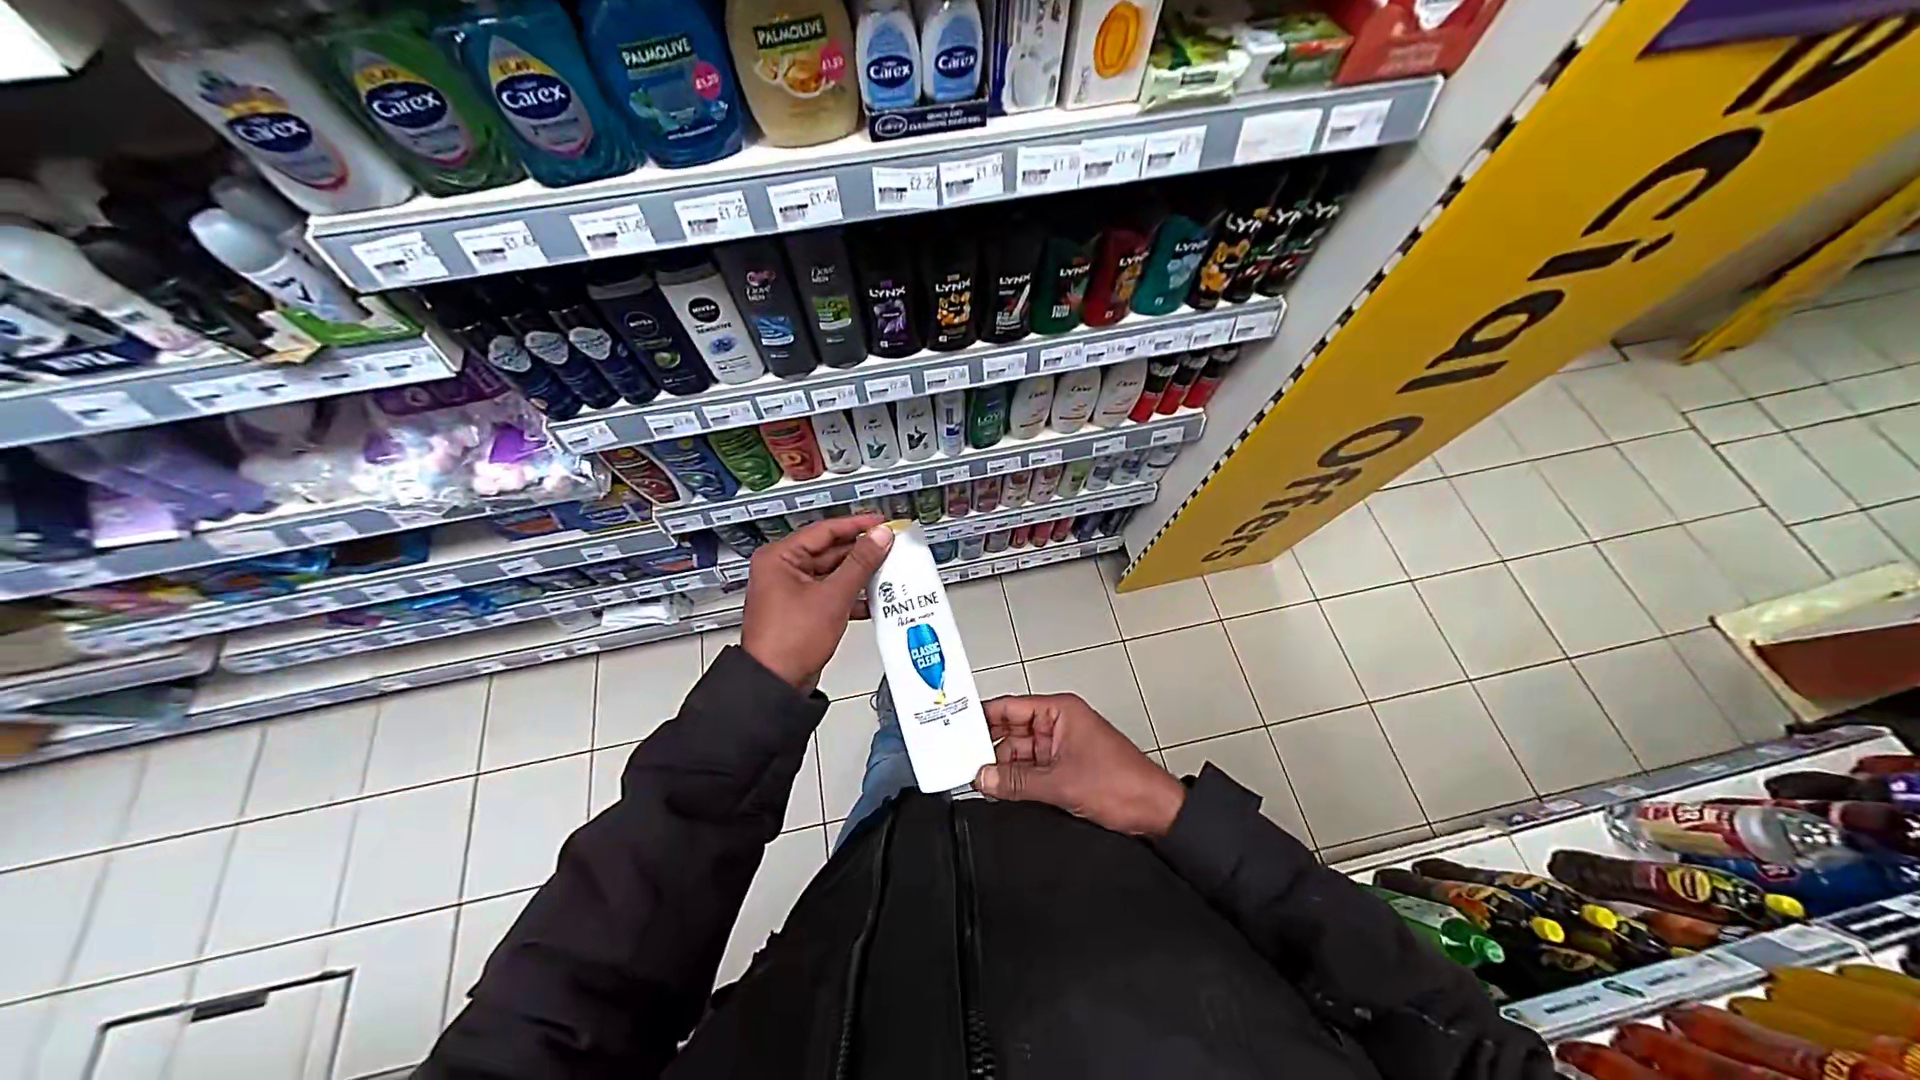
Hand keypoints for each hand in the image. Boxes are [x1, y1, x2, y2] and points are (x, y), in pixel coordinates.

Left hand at [740, 515, 893, 691]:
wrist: (776, 682)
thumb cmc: (786, 642)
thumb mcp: (832, 596)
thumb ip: (860, 563)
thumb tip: (878, 538)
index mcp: (779, 558)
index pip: (824, 530)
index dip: (856, 525)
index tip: (879, 523)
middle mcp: (782, 570)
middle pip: (830, 551)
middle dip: (861, 553)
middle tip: (888, 548)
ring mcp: (792, 590)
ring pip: (833, 572)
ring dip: (858, 575)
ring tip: (885, 572)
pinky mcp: (803, 609)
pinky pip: (831, 592)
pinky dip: (851, 595)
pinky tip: (871, 600)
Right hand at [975, 693, 1186, 836]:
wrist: (1155, 812)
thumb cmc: (1126, 783)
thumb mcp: (1061, 782)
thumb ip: (1016, 781)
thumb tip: (984, 777)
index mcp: (1061, 711)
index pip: (1010, 707)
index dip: (983, 716)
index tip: (958, 726)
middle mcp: (1059, 724)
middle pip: (1011, 730)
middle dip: (989, 746)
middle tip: (962, 759)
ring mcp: (1061, 746)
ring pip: (1019, 752)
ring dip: (1001, 766)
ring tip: (977, 778)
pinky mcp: (1064, 767)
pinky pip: (1030, 768)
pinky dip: (1015, 778)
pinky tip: (998, 788)